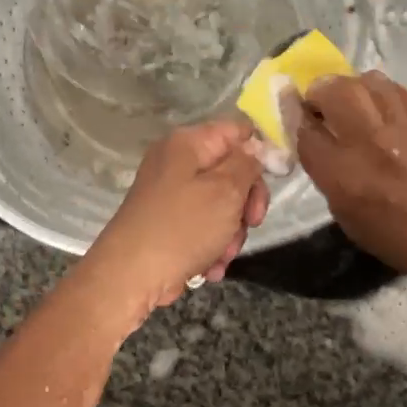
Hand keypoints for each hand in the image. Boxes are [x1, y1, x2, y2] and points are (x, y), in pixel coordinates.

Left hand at [78, 117, 269, 318]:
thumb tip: (256, 148)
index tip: (275, 179)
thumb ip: (247, 164)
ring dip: (231, 233)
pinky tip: (210, 267)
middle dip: (246, 203)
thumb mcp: (225, 191)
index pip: (237, 131)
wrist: (131, 276)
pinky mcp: (167, 224)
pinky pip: (202, 228)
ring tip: (223, 255)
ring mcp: (169, 195)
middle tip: (252, 223)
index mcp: (188, 144)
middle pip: (231, 172)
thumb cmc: (182, 228)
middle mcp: (176, 164)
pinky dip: (212, 247)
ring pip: (220, 206)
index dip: (260, 152)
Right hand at [295, 71, 406, 281]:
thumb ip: (328, 179)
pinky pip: (392, 88)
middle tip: (318, 103)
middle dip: (318, 92)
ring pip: (364, 81)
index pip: (304, 130)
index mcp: (341, 173)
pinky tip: (376, 103)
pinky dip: (377, 90)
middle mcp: (366, 140)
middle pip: (332, 92)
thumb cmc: (397, 236)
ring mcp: (398, 124)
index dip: (291, 115)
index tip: (287, 107)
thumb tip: (320, 149)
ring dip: (348, 86)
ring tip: (348, 99)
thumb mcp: (347, 217)